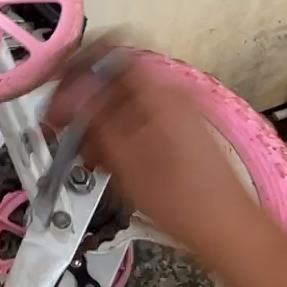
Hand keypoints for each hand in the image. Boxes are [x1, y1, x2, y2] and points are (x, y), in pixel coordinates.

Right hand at [45, 49, 265, 261]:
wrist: (229, 233)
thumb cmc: (183, 200)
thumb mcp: (124, 156)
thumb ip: (92, 116)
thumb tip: (68, 90)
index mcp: (157, 91)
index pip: (107, 53)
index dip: (76, 66)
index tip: (57, 87)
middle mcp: (168, 94)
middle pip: (111, 78)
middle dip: (82, 100)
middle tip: (61, 123)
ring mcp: (174, 113)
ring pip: (120, 101)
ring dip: (96, 121)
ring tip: (82, 150)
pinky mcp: (175, 133)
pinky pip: (135, 120)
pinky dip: (114, 134)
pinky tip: (103, 160)